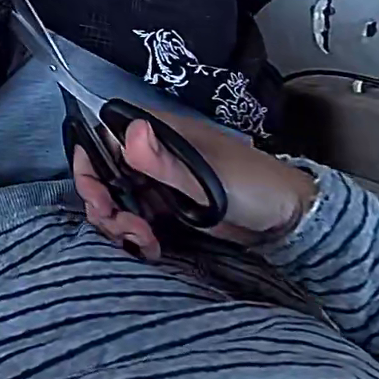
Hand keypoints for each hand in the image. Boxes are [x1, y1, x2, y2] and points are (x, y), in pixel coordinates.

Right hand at [73, 110, 316, 259]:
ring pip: (117, 198)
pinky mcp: (167, 207)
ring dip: (119, 223)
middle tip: (120, 226)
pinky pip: (135, 218)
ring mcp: (159, 182)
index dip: (91, 164)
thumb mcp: (208, 176)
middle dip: (104, 203)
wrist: (288, 219)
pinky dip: (134, 235)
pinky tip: (150, 248)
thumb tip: (130, 131)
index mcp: (160, 133)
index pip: (106, 137)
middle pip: (105, 173)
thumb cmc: (253, 186)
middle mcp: (153, 154)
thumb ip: (166, 161)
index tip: (96, 196)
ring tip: (143, 241)